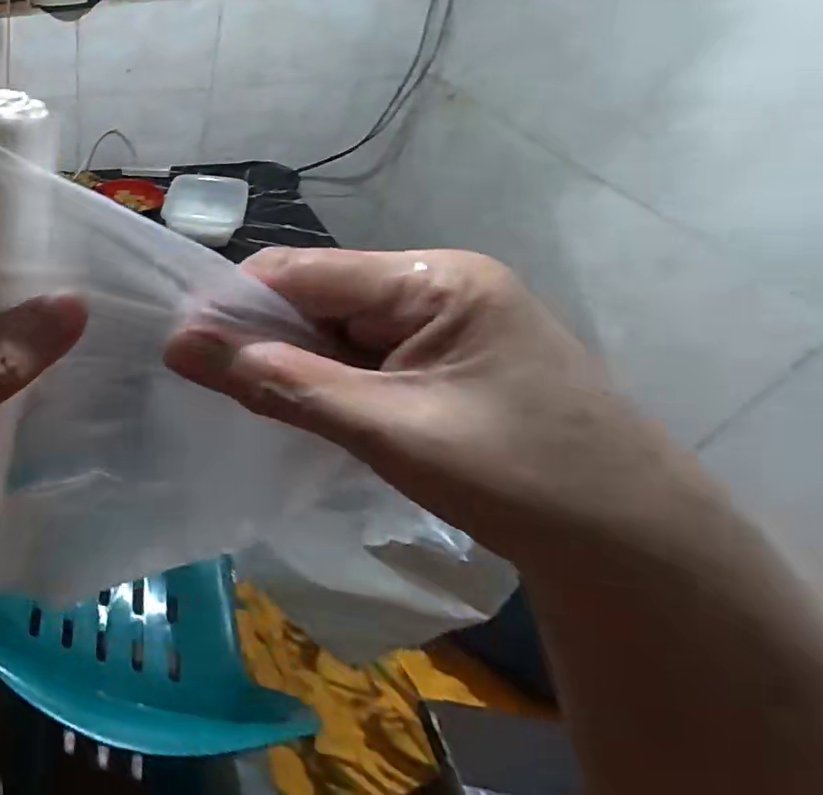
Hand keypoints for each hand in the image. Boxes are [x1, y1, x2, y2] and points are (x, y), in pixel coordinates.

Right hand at [164, 247, 721, 572]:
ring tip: (260, 404)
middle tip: (219, 388)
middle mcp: (437, 282)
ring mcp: (445, 319)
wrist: (642, 552)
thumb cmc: (519, 479)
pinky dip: (328, 379)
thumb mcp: (385, 429)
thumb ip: (280, 383)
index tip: (185, 348)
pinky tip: (313, 410)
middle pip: (317, 294)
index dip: (236, 303)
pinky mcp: (447, 356)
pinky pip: (363, 353)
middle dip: (266, 337)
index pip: (302, 270)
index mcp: (432, 278)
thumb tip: (179, 344)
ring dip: (296, 362)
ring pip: (335, 326)